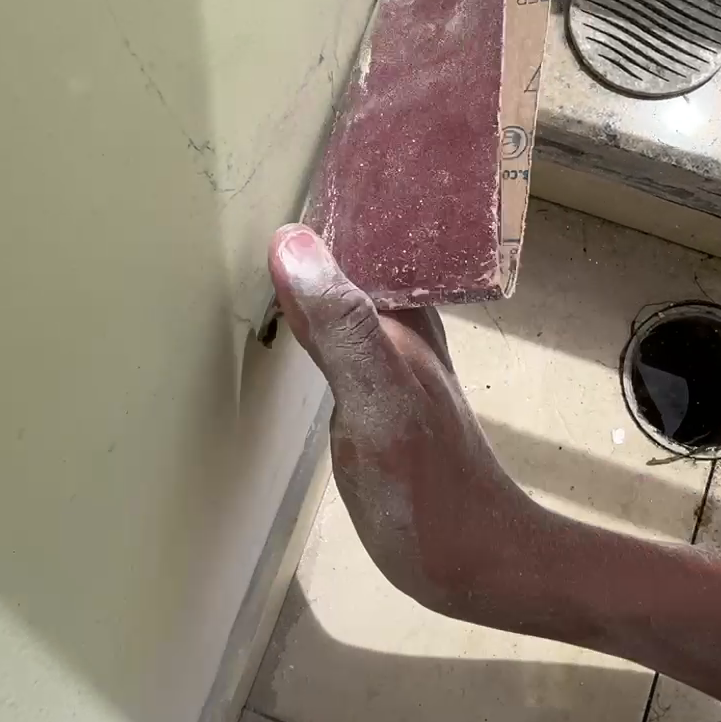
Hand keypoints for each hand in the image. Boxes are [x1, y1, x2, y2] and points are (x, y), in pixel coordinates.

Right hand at [267, 224, 550, 619]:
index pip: (365, 228)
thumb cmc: (428, 487)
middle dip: (309, 227)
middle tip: (248, 195)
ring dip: (308, 269)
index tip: (275, 161)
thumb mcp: (378, 402)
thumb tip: (290, 241)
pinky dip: (309, 315)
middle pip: (351, 255)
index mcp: (406, 310)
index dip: (329, 191)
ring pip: (343, 292)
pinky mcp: (374, 390)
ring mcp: (387, 356)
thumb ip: (341, 326)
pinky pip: (336, 332)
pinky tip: (288, 315)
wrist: (472, 560)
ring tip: (258, 241)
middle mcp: (400, 323)